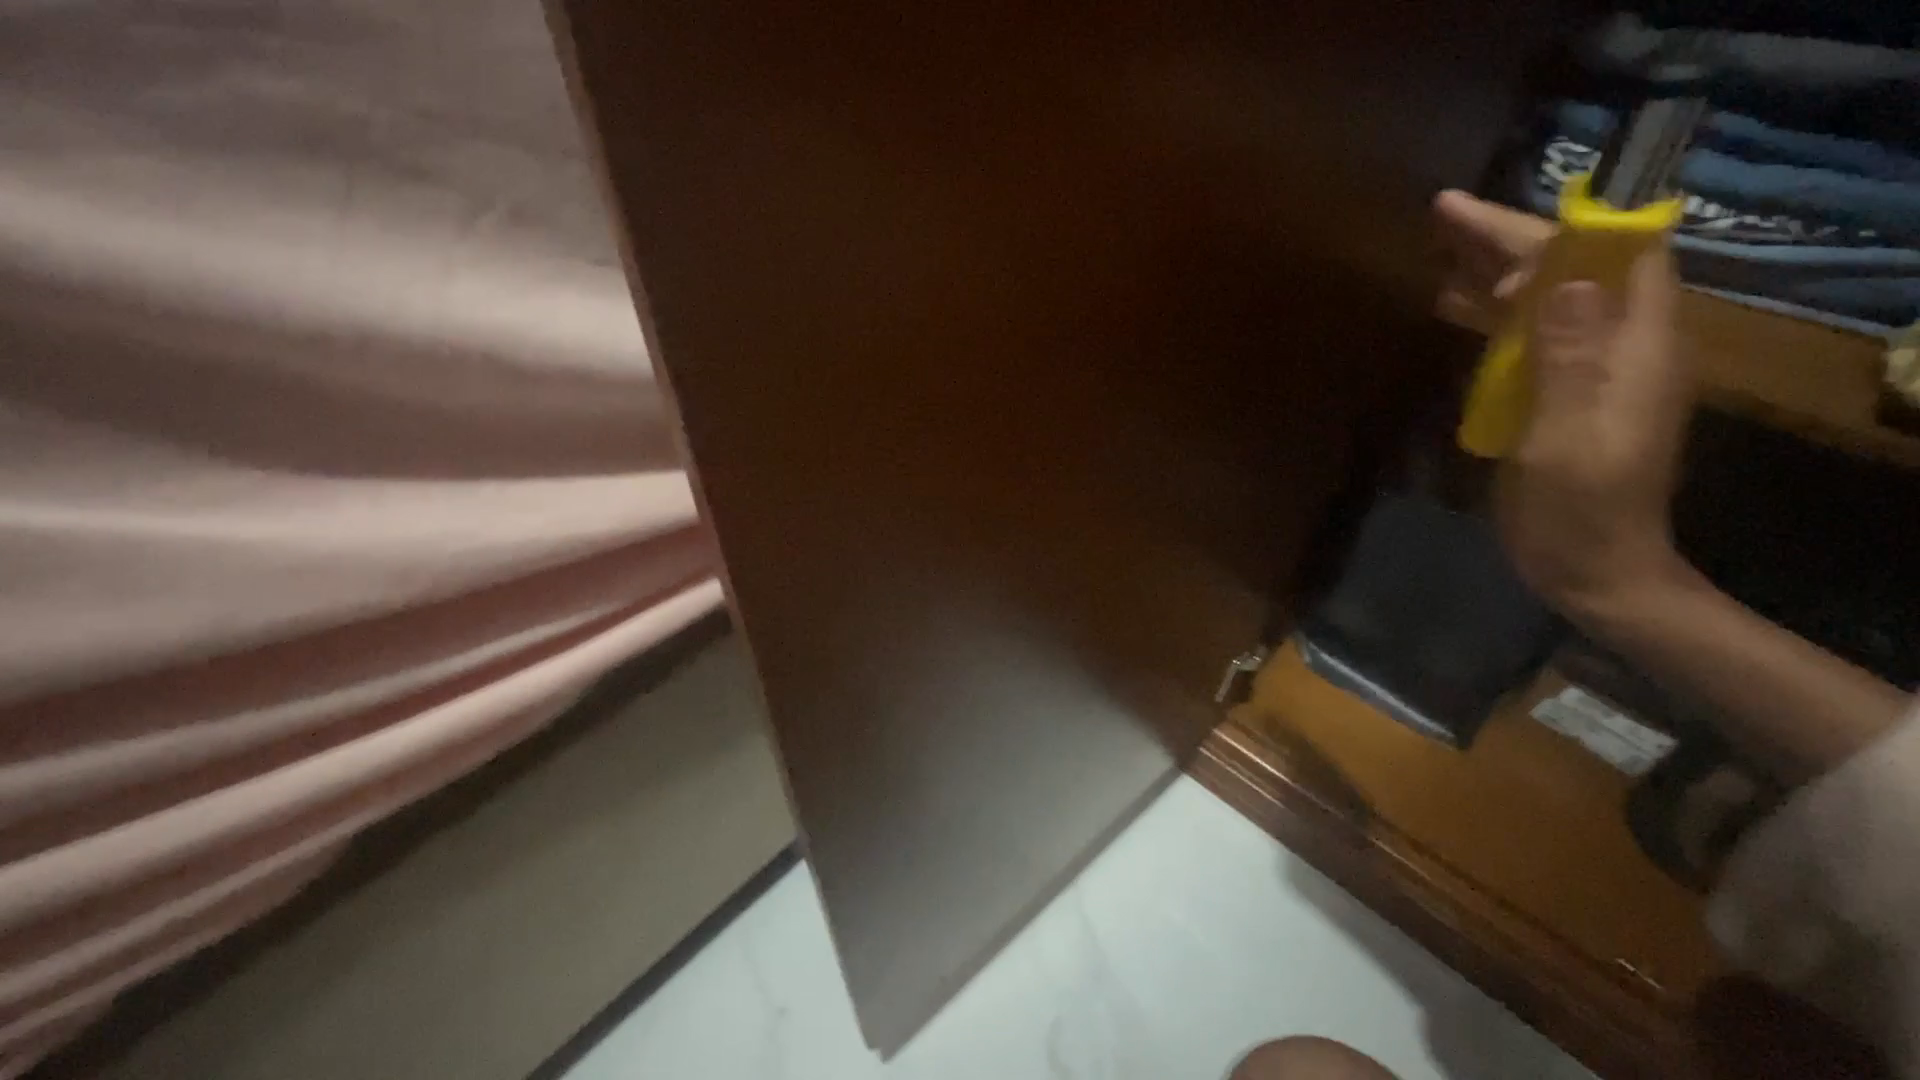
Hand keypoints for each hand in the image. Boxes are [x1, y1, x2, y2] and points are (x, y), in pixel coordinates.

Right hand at [1434, 190, 1695, 623]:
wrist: (1590, 568)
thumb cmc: (1584, 508)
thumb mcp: (1571, 435)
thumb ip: (1567, 359)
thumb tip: (1558, 282)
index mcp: (1636, 349)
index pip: (1618, 258)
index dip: (1567, 226)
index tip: (1500, 209)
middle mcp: (1617, 349)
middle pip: (1571, 273)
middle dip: (1512, 240)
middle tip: (1443, 213)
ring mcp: (1585, 374)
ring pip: (1543, 302)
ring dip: (1496, 271)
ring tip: (1440, 247)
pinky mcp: (1555, 398)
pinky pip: (1524, 339)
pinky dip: (1490, 314)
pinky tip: (1452, 306)